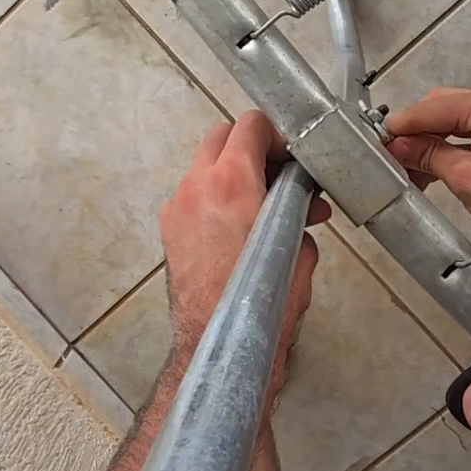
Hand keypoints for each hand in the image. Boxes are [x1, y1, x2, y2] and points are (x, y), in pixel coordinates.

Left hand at [160, 112, 329, 377]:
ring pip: (207, 166)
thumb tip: (301, 205)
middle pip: (223, 137)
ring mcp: (177, 207)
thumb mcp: (300, 250)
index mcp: (232, 182)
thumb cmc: (263, 303)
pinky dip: (218, 197)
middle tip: (281, 174)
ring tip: (267, 206)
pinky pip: (196, 194)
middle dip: (253, 148)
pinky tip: (242, 226)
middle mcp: (197, 186)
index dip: (277, 135)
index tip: (293, 156)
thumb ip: (298, 212)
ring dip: (236, 174)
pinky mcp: (169, 229)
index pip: (251, 125)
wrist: (219, 344)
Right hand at [384, 87, 470, 256]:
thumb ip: (428, 155)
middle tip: (391, 153)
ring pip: (453, 125)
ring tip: (407, 167)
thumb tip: (399, 146)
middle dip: (415, 133)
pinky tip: (428, 170)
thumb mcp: (466, 177)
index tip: (381, 136)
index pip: (436, 107)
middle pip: (443, 111)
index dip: (405, 123)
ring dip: (429, 145)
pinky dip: (446, 152)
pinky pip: (467, 138)